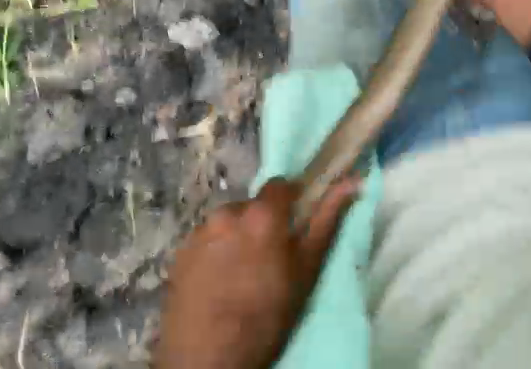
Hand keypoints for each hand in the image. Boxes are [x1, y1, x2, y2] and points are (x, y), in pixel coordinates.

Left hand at [154, 177, 359, 368]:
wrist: (207, 362)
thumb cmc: (267, 315)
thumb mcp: (306, 269)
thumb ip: (327, 219)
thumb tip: (353, 180)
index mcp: (262, 212)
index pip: (281, 184)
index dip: (290, 202)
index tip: (294, 226)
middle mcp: (228, 212)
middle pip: (252, 205)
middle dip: (262, 223)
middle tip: (269, 258)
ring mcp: (198, 233)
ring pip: (227, 223)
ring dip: (237, 237)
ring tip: (241, 274)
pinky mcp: (177, 255)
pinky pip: (205, 241)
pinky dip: (214, 253)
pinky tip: (219, 282)